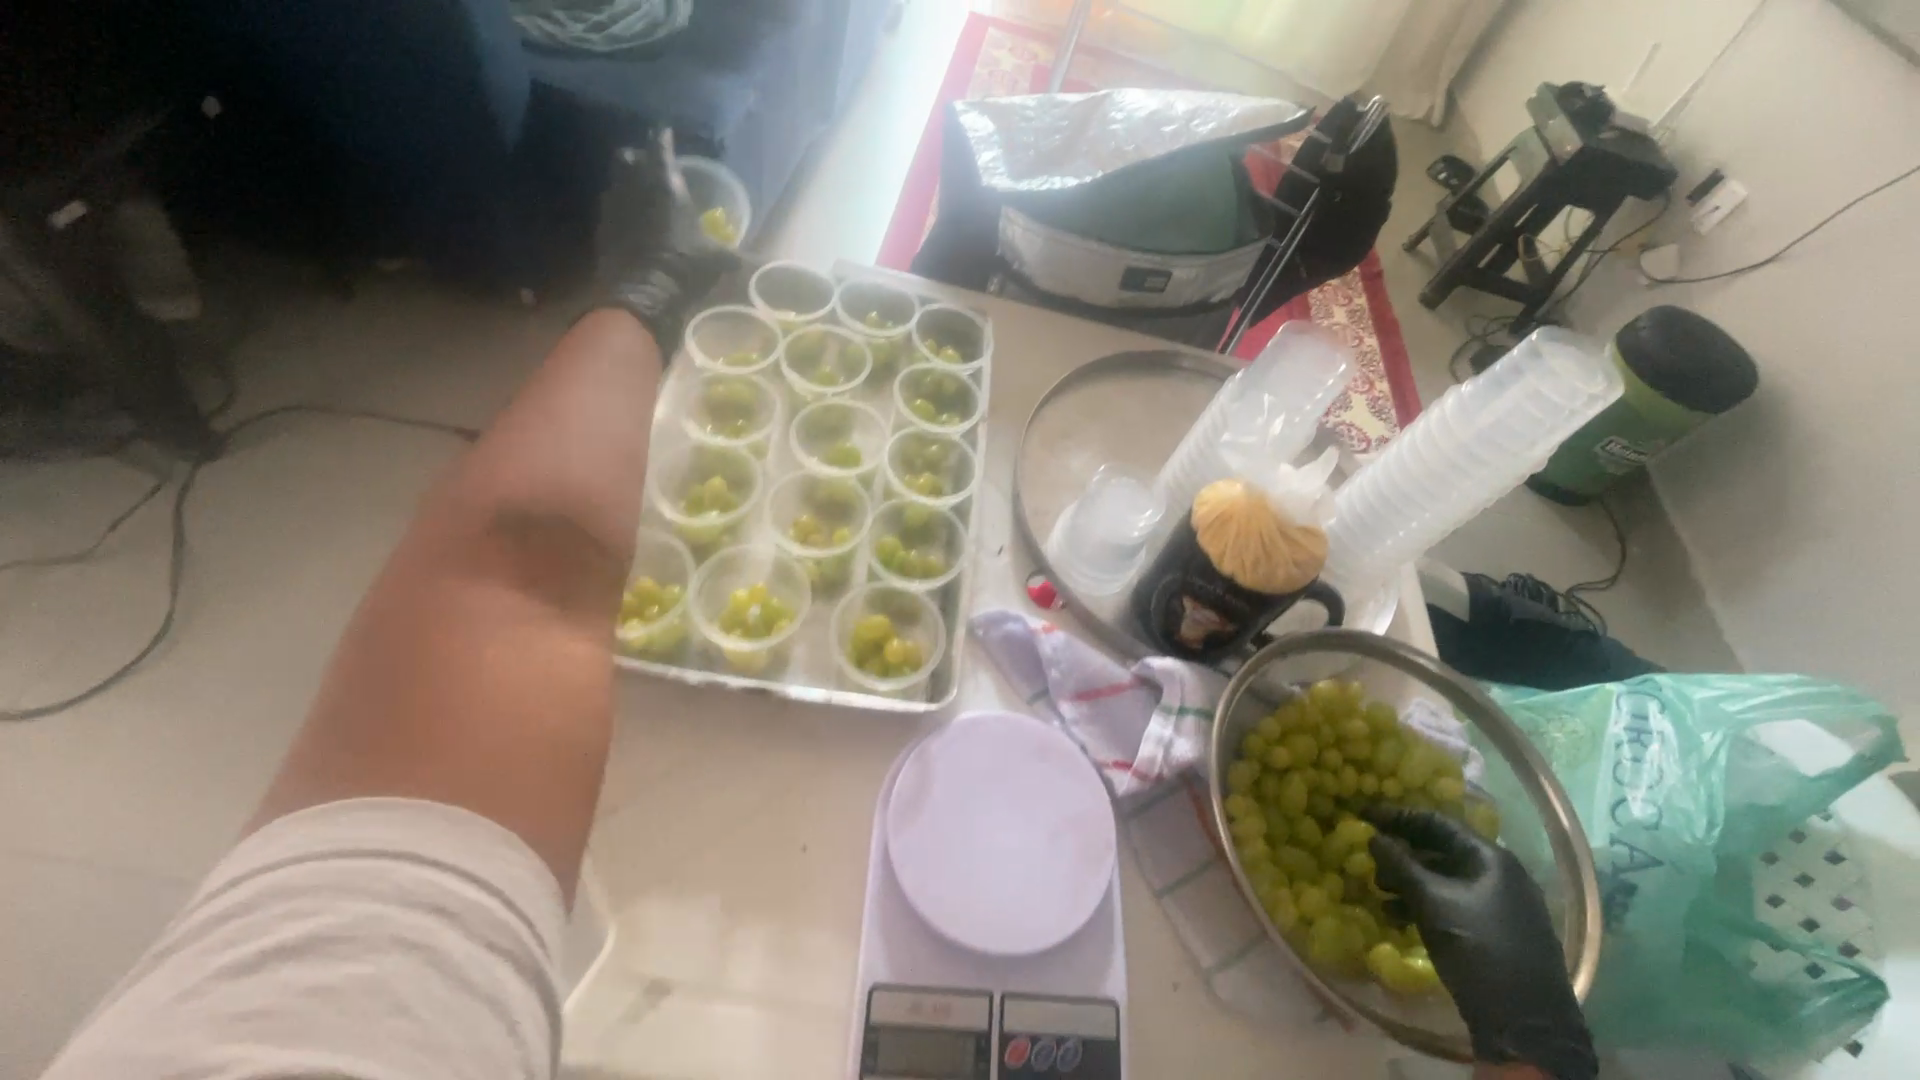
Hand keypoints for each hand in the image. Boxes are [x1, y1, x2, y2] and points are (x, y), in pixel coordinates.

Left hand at [595, 132, 737, 356]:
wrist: (642, 295)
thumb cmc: (683, 268)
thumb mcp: (717, 260)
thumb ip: (734, 254)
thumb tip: (764, 263)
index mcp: (665, 185)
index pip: (660, 147)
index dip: (663, 138)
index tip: (665, 132)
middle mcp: (635, 187)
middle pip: (627, 157)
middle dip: (637, 158)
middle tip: (648, 166)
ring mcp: (614, 207)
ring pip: (615, 181)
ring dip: (626, 184)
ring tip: (639, 196)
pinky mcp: (602, 229)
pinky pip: (609, 210)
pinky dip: (620, 211)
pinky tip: (630, 224)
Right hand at [1366, 808, 1596, 1079]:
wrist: (1526, 1022)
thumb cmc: (1478, 949)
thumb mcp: (1431, 902)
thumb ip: (1400, 865)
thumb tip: (1373, 836)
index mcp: (1491, 859)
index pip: (1437, 822)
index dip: (1397, 816)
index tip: (1364, 815)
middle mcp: (1501, 875)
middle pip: (1442, 849)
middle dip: (1402, 854)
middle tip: (1370, 860)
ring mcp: (1503, 904)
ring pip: (1446, 879)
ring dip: (1410, 881)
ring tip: (1381, 893)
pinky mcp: (1498, 931)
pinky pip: (1455, 903)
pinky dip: (1425, 904)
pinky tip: (1399, 918)